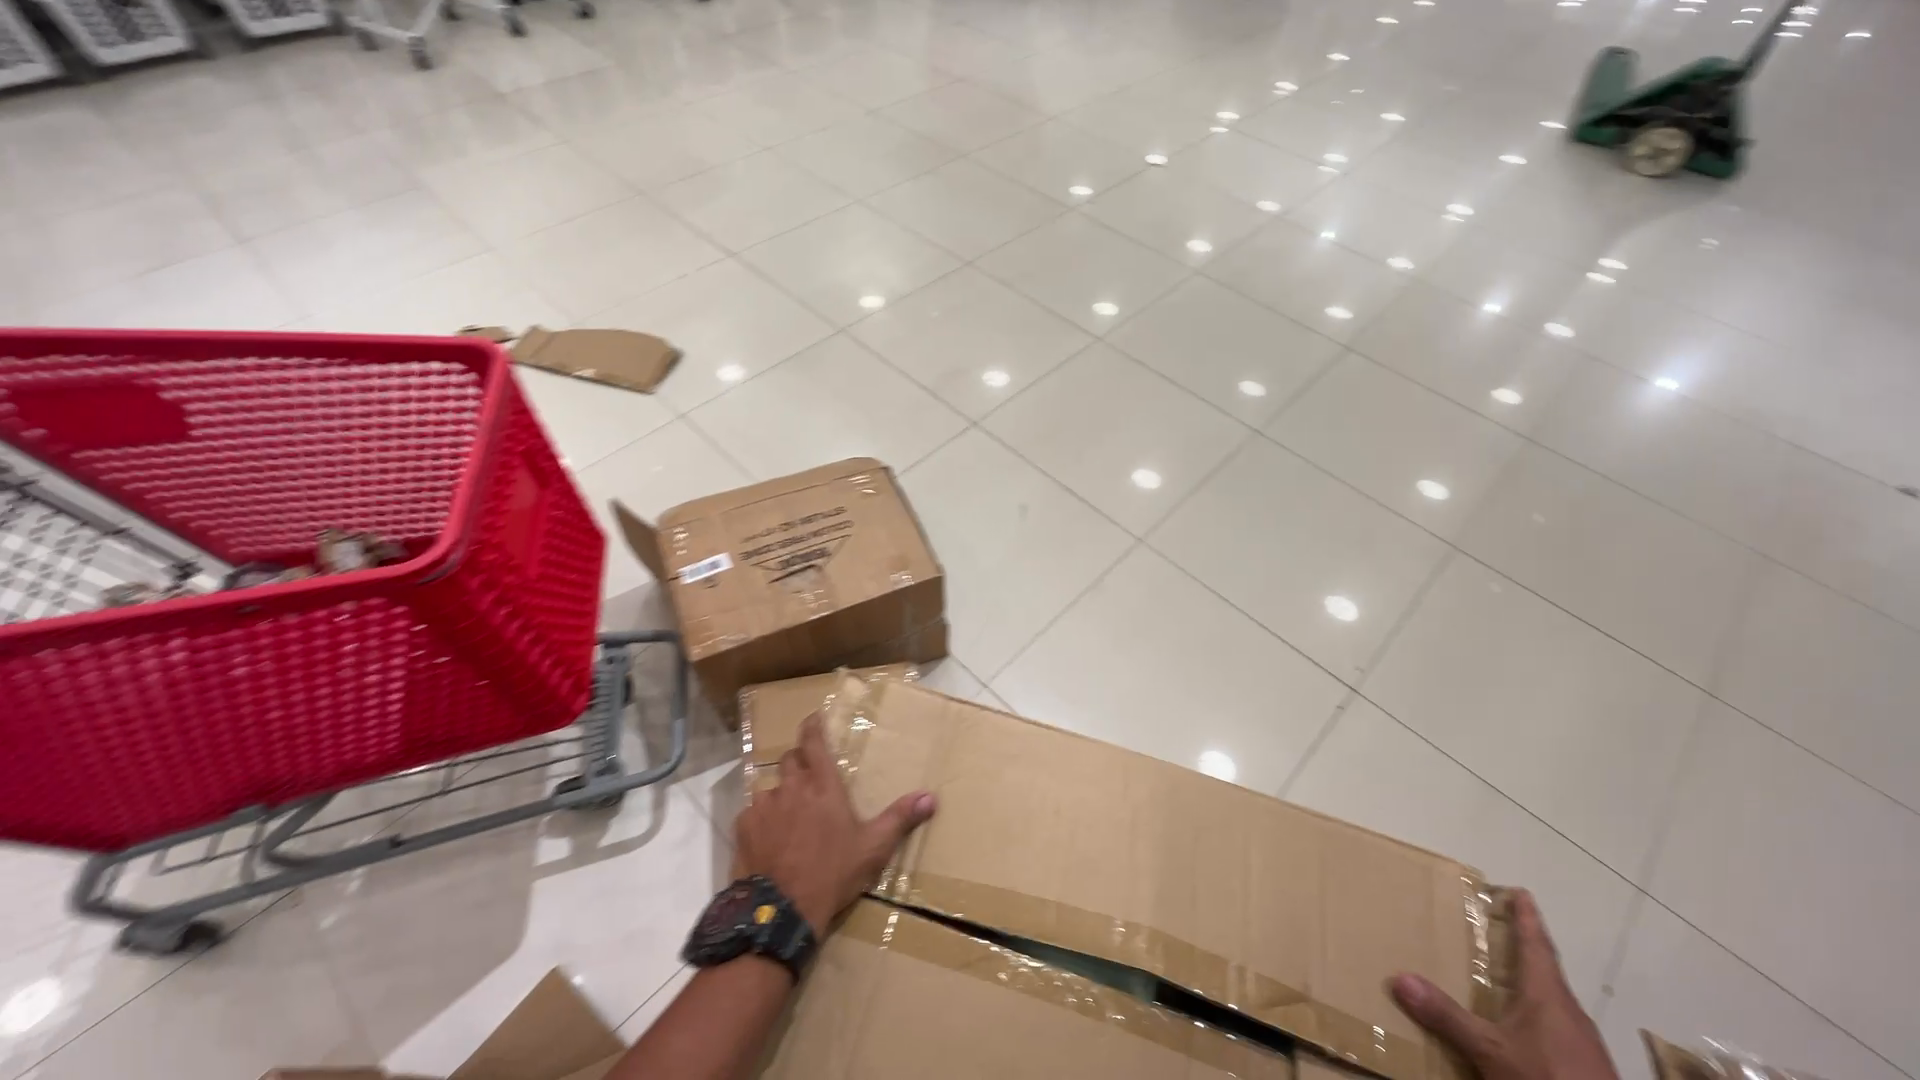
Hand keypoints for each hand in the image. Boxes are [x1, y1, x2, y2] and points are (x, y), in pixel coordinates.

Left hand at [737, 712, 936, 932]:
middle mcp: (791, 787)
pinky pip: (752, 813)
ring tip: (789, 816)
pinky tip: (769, 838)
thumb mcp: (873, 849)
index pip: (813, 741)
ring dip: (780, 795)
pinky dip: (762, 819)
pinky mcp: (743, 827)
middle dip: (799, 763)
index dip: (812, 726)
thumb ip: (899, 819)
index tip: (814, 718)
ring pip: (770, 788)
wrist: (782, 910)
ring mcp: (763, 806)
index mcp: (823, 786)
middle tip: (810, 778)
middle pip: (790, 760)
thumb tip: (930, 797)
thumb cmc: (833, 874)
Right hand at [1389, 889, 1618, 1079]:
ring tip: (1505, 976)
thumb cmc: (1547, 1078)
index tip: (1520, 891)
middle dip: (1526, 946)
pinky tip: (1521, 1030)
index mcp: (1548, 995)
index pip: (1537, 945)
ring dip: (1531, 981)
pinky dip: (1536, 1013)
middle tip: (1501, 928)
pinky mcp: (1585, 1065)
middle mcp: (1569, 1011)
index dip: (1527, 918)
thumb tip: (1400, 977)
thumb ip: (1447, 1016)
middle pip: (1547, 969)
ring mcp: (1581, 1041)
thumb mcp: (1490, 1051)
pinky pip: (1557, 1025)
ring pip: (1554, 999)